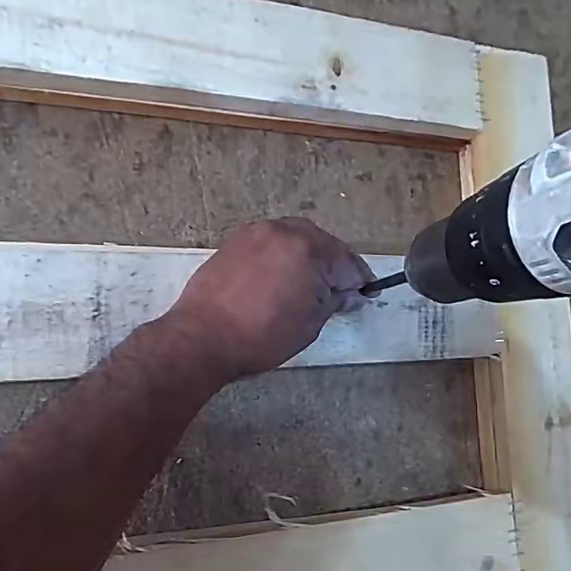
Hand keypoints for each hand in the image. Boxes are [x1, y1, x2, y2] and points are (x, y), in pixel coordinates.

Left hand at [161, 218, 372, 379]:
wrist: (202, 338)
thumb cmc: (261, 336)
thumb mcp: (309, 324)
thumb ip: (333, 302)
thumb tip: (349, 294)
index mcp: (309, 251)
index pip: (347, 263)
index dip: (360, 281)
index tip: (368, 292)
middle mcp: (285, 232)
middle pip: (324, 244)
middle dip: (336, 265)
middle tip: (343, 289)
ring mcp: (258, 233)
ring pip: (297, 237)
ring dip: (311, 255)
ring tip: (313, 281)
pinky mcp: (237, 240)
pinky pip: (273, 240)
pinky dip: (285, 253)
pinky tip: (284, 274)